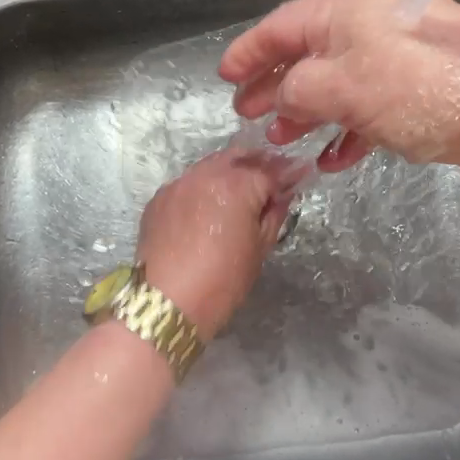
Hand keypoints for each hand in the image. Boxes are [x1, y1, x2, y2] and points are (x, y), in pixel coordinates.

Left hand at [136, 150, 296, 339]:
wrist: (168, 302)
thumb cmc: (222, 280)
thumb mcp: (259, 248)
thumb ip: (274, 214)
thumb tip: (283, 193)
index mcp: (236, 185)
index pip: (270, 171)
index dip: (288, 173)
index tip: (301, 173)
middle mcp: (205, 174)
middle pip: (238, 158)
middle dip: (258, 163)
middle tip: (272, 177)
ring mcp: (178, 184)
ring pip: (210, 166)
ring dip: (229, 171)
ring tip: (241, 190)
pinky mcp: (159, 199)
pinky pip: (188, 183)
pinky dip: (203, 187)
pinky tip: (209, 205)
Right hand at [218, 0, 459, 172]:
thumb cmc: (417, 89)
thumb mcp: (340, 87)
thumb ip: (297, 91)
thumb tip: (283, 98)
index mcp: (349, 9)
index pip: (282, 26)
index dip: (250, 52)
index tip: (224, 77)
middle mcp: (373, 24)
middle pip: (309, 54)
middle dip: (276, 88)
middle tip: (247, 114)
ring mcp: (400, 57)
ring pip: (339, 84)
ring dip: (309, 114)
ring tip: (285, 141)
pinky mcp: (422, 91)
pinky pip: (371, 107)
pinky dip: (349, 131)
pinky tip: (335, 159)